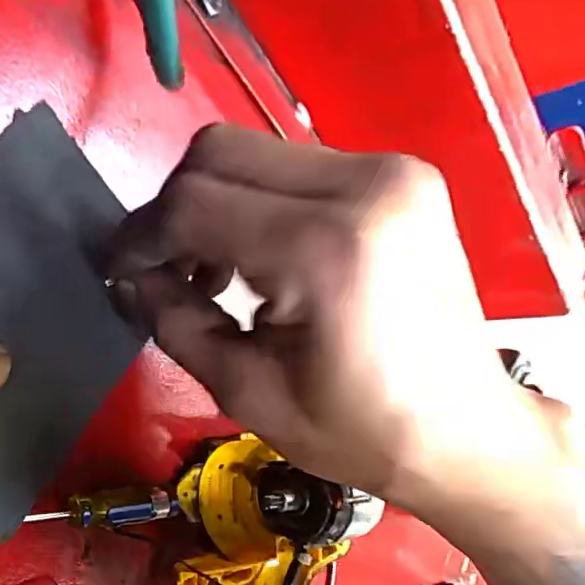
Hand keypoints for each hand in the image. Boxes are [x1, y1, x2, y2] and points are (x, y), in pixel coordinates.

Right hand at [107, 125, 584, 525]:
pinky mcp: (398, 177)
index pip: (193, 204)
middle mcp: (362, 185)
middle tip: (162, 270)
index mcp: (323, 248)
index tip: (121, 272)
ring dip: (212, 204)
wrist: (463, 432)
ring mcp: (389, 171)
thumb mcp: (245, 392)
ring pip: (252, 153)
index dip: (141, 237)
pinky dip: (253, 203)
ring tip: (210, 273)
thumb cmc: (357, 431)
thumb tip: (130, 279)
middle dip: (171, 210)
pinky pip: (292, 167)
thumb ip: (175, 323)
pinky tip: (256, 257)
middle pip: (218, 152)